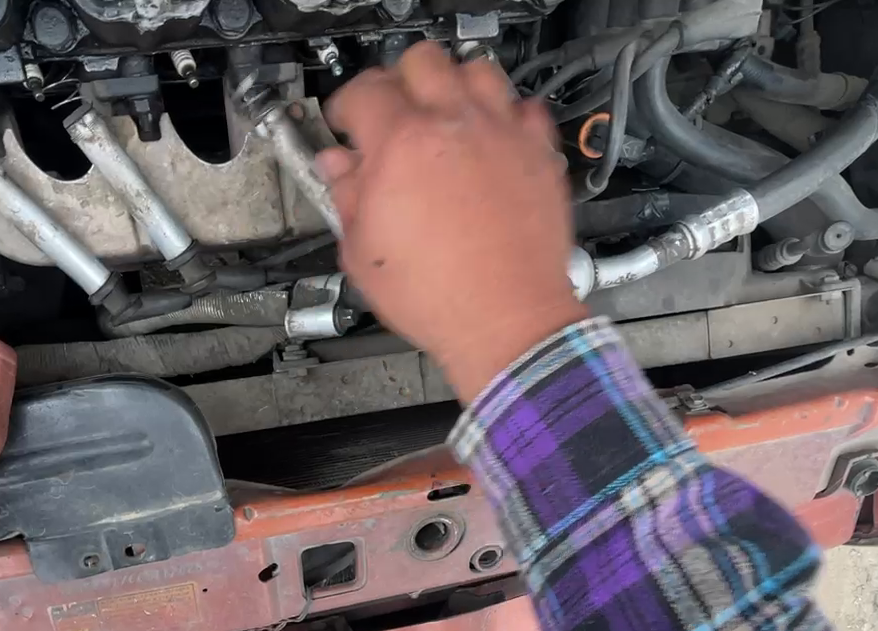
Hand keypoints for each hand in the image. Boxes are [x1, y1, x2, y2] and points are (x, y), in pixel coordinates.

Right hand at [320, 42, 588, 401]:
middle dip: (398, 83)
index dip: (346, 107)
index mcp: (401, 146)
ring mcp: (502, 135)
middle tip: (391, 115)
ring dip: (453, 87)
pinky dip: (504, 116)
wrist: (504, 321)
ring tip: (442, 119)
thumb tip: (338, 170)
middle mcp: (455, 126)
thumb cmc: (439, 299)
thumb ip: (347, 200)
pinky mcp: (539, 154)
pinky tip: (489, 142)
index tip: (346, 123)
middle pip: (421, 62)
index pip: (364, 93)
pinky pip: (524, 108)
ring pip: (477, 70)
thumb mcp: (364, 257)